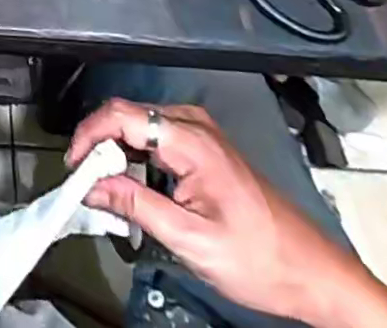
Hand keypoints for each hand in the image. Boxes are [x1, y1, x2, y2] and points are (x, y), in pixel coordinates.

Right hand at [68, 100, 386, 327]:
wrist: (314, 272)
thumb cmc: (257, 259)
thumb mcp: (190, 240)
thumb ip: (135, 205)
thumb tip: (90, 187)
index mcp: (190, 140)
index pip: (122, 115)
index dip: (89, 135)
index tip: (72, 167)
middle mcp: (193, 124)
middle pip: (127, 116)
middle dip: (97, 144)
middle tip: (82, 181)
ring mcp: (199, 132)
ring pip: (138, 125)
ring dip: (114, 151)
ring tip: (100, 186)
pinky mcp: (203, 145)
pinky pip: (154, 137)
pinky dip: (134, 155)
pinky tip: (129, 184)